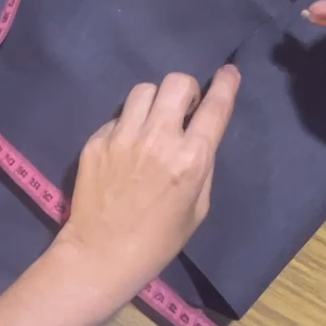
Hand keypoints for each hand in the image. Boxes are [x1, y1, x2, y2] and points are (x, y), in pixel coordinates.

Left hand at [54, 65, 241, 298]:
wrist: (101, 254)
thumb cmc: (159, 239)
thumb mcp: (198, 206)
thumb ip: (201, 163)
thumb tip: (198, 132)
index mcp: (190, 159)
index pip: (215, 107)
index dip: (226, 84)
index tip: (229, 71)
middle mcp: (157, 139)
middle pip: (177, 82)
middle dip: (186, 89)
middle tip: (184, 108)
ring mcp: (123, 137)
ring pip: (144, 90)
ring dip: (155, 101)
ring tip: (152, 123)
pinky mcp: (96, 141)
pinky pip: (119, 116)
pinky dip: (128, 125)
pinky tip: (125, 150)